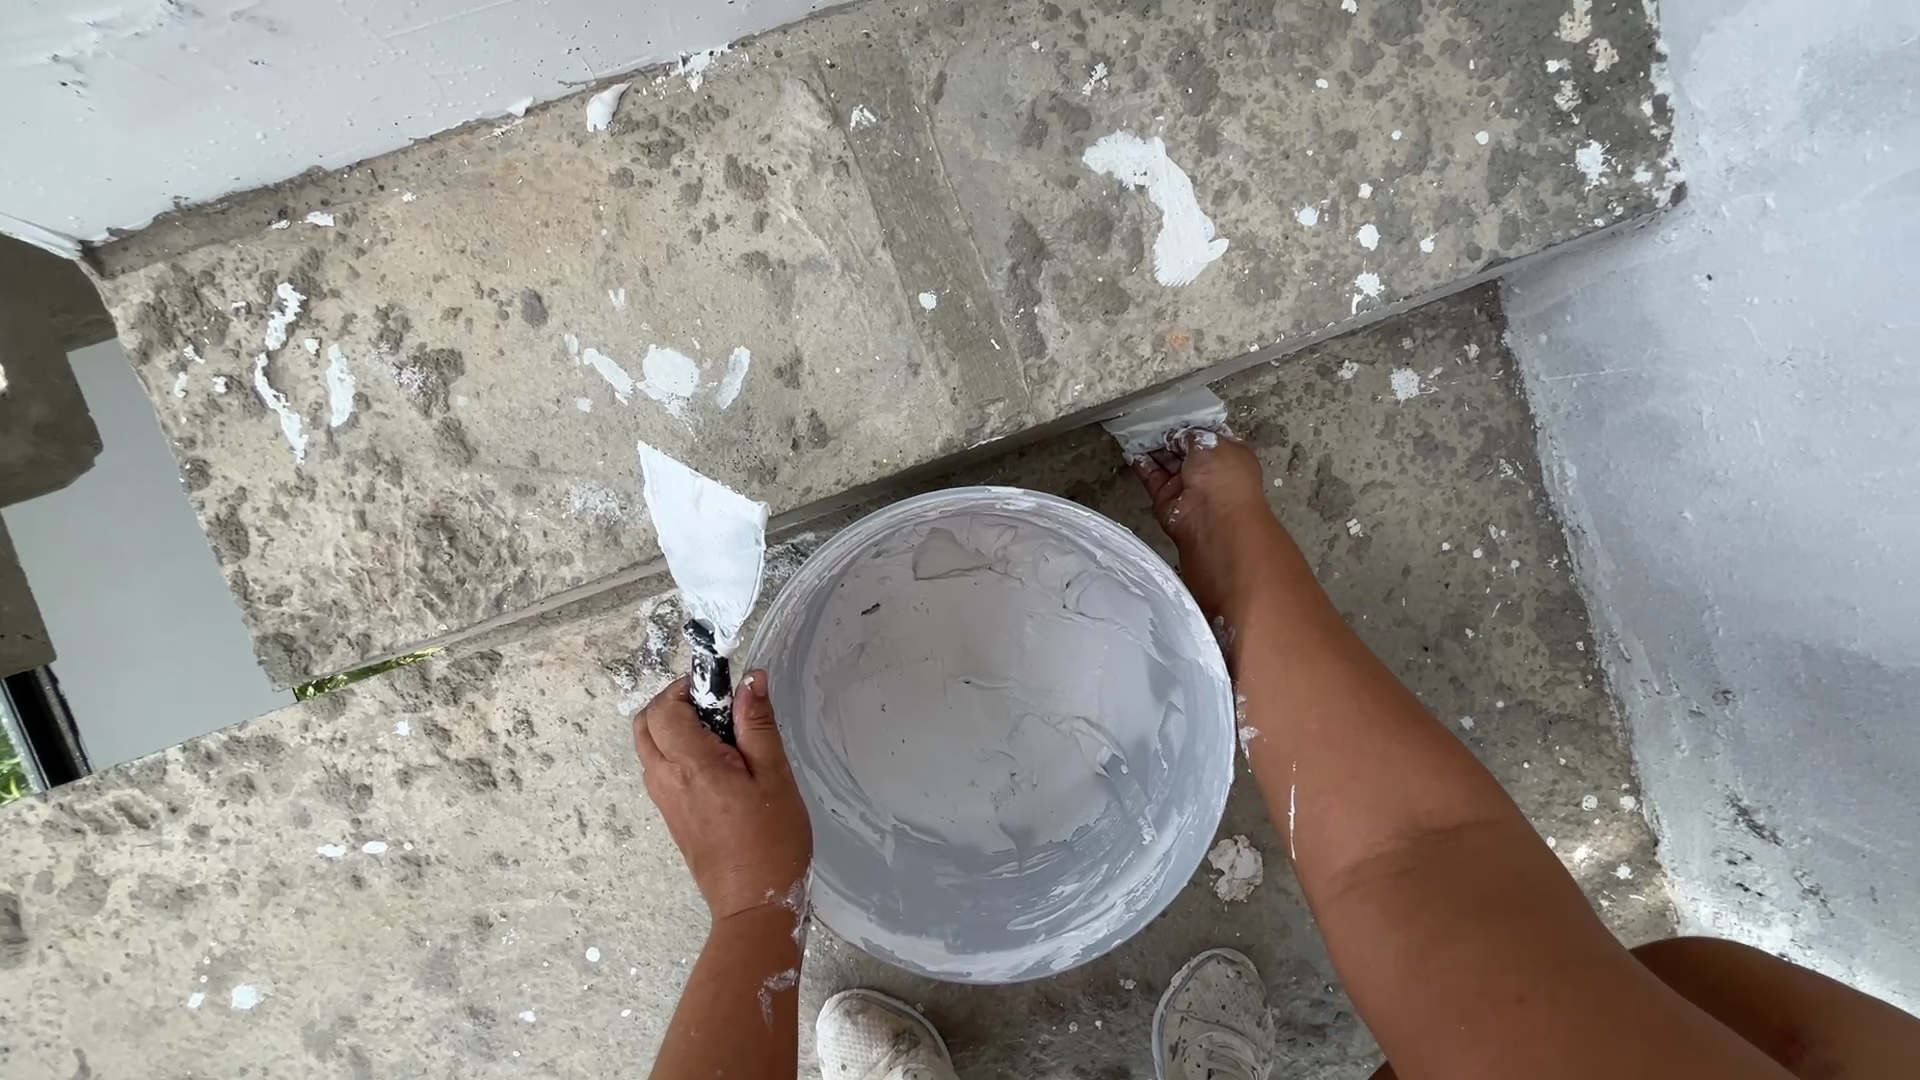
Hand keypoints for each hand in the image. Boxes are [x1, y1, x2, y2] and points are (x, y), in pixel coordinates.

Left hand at [634, 672, 812, 922]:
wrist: (754, 902)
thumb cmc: (772, 837)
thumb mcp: (774, 774)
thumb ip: (757, 724)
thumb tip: (750, 679)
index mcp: (690, 766)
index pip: (665, 709)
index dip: (687, 687)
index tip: (722, 687)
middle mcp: (665, 780)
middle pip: (644, 724)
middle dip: (673, 702)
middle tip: (716, 703)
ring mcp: (664, 800)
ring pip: (648, 746)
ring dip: (673, 725)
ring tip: (721, 731)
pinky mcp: (671, 815)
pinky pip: (659, 768)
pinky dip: (675, 748)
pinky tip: (717, 760)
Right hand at [1132, 430, 1280, 617]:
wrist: (1213, 520)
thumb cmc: (1224, 477)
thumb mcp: (1212, 443)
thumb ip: (1190, 434)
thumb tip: (1175, 434)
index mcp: (1227, 453)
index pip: (1205, 434)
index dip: (1189, 423)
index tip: (1172, 410)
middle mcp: (1207, 469)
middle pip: (1181, 447)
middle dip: (1166, 433)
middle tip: (1147, 416)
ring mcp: (1185, 484)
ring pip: (1164, 460)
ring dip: (1150, 445)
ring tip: (1133, 426)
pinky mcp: (1165, 497)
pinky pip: (1151, 476)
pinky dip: (1140, 462)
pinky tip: (1129, 446)